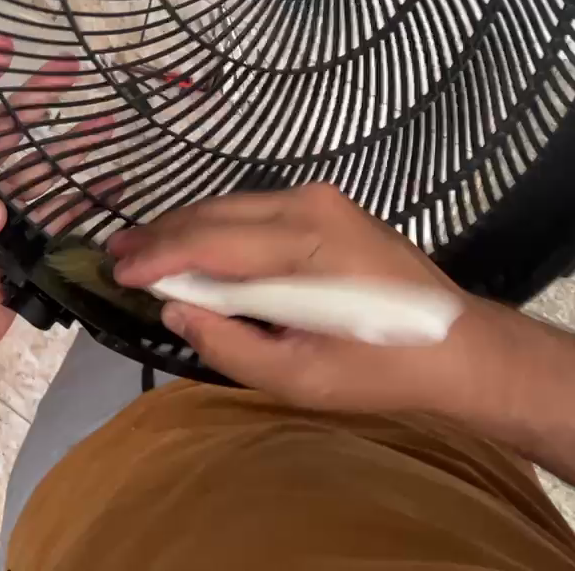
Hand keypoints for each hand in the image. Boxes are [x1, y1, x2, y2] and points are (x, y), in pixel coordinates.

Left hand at [0, 39, 75, 381]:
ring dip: (69, 146)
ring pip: (38, 171)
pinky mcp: (26, 248)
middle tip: (69, 70)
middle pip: (5, 136)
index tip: (2, 52)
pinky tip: (111, 182)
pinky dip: (83, 197)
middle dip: (35, 101)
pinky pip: (58, 215)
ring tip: (106, 122)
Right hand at [108, 183, 505, 413]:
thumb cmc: (381, 368)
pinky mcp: (322, 201)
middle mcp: (308, 204)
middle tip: (115, 253)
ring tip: (140, 248)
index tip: (120, 273)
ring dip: (183, 228)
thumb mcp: (301, 378)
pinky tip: (190, 243)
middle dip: (160, 235)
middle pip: (214, 214)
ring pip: (228, 205)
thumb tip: (173, 312)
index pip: (212, 241)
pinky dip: (213, 226)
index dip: (160, 256)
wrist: (459, 344)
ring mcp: (318, 196)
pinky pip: (250, 208)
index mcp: (307, 246)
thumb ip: (230, 345)